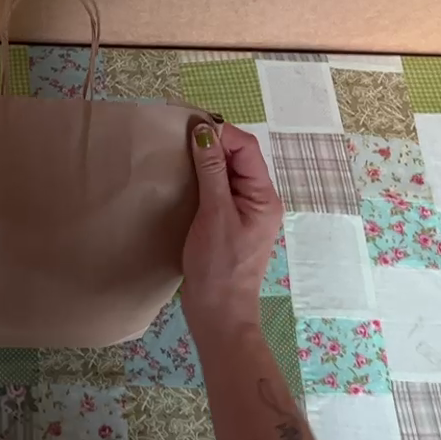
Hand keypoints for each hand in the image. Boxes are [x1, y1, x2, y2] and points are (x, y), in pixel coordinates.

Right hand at [180, 123, 284, 330]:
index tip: (188, 127)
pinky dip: (201, 178)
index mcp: (263, 196)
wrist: (218, 313)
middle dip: (212, 143)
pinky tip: (182, 179)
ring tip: (177, 155)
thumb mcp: (214, 214)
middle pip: (238, 157)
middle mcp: (258, 199)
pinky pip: (218, 189)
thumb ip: (211, 171)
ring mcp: (244, 211)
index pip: (247, 148)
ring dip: (205, 160)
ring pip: (226, 172)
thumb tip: (204, 131)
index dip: (221, 133)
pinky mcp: (228, 222)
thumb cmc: (218, 265)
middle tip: (178, 138)